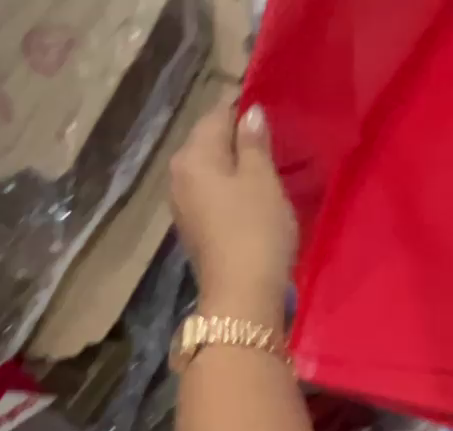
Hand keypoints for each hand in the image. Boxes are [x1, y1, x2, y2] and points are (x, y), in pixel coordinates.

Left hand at [170, 102, 297, 326]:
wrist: (243, 296)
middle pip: (209, 147)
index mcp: (193, 156)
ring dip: (236, 174)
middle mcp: (179, 176)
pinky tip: (253, 208)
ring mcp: (184, 208)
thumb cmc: (256, 232)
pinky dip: (232, 198)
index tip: (269, 117)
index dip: (242, 113)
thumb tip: (250, 113)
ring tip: (267, 180)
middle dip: (238, 145)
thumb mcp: (263, 182)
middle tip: (273, 149)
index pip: (216, 117)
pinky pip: (214, 202)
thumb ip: (255, 144)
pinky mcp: (196, 234)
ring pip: (212, 176)